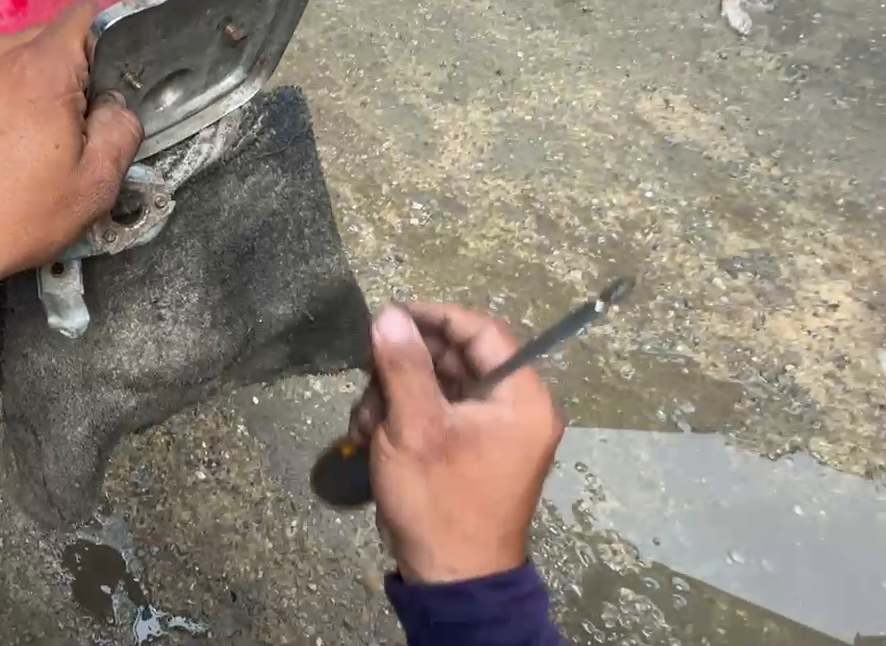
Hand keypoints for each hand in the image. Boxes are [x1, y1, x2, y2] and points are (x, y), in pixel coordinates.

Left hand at [0, 3, 142, 291]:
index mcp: (40, 67)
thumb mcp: (94, 186)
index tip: (97, 93)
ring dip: (22, 84)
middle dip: (62, 73)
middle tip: (60, 129)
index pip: (84, 17)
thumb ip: (121, 131)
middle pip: (44, 39)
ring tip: (17, 140)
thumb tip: (114, 106)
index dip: (100, 49)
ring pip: (6, 59)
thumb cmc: (16, 216)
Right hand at [349, 303, 563, 583]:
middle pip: (451, 353)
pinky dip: (395, 412)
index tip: (388, 316)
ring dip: (389, 391)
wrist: (448, 572)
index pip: (483, 331)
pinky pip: (427, 405)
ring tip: (367, 422)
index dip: (435, 316)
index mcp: (519, 400)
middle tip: (366, 376)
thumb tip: (388, 313)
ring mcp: (485, 426)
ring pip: (430, 378)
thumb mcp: (414, 426)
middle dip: (401, 364)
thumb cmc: (439, 497)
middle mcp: (510, 407)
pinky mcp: (462, 441)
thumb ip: (403, 365)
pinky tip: (371, 434)